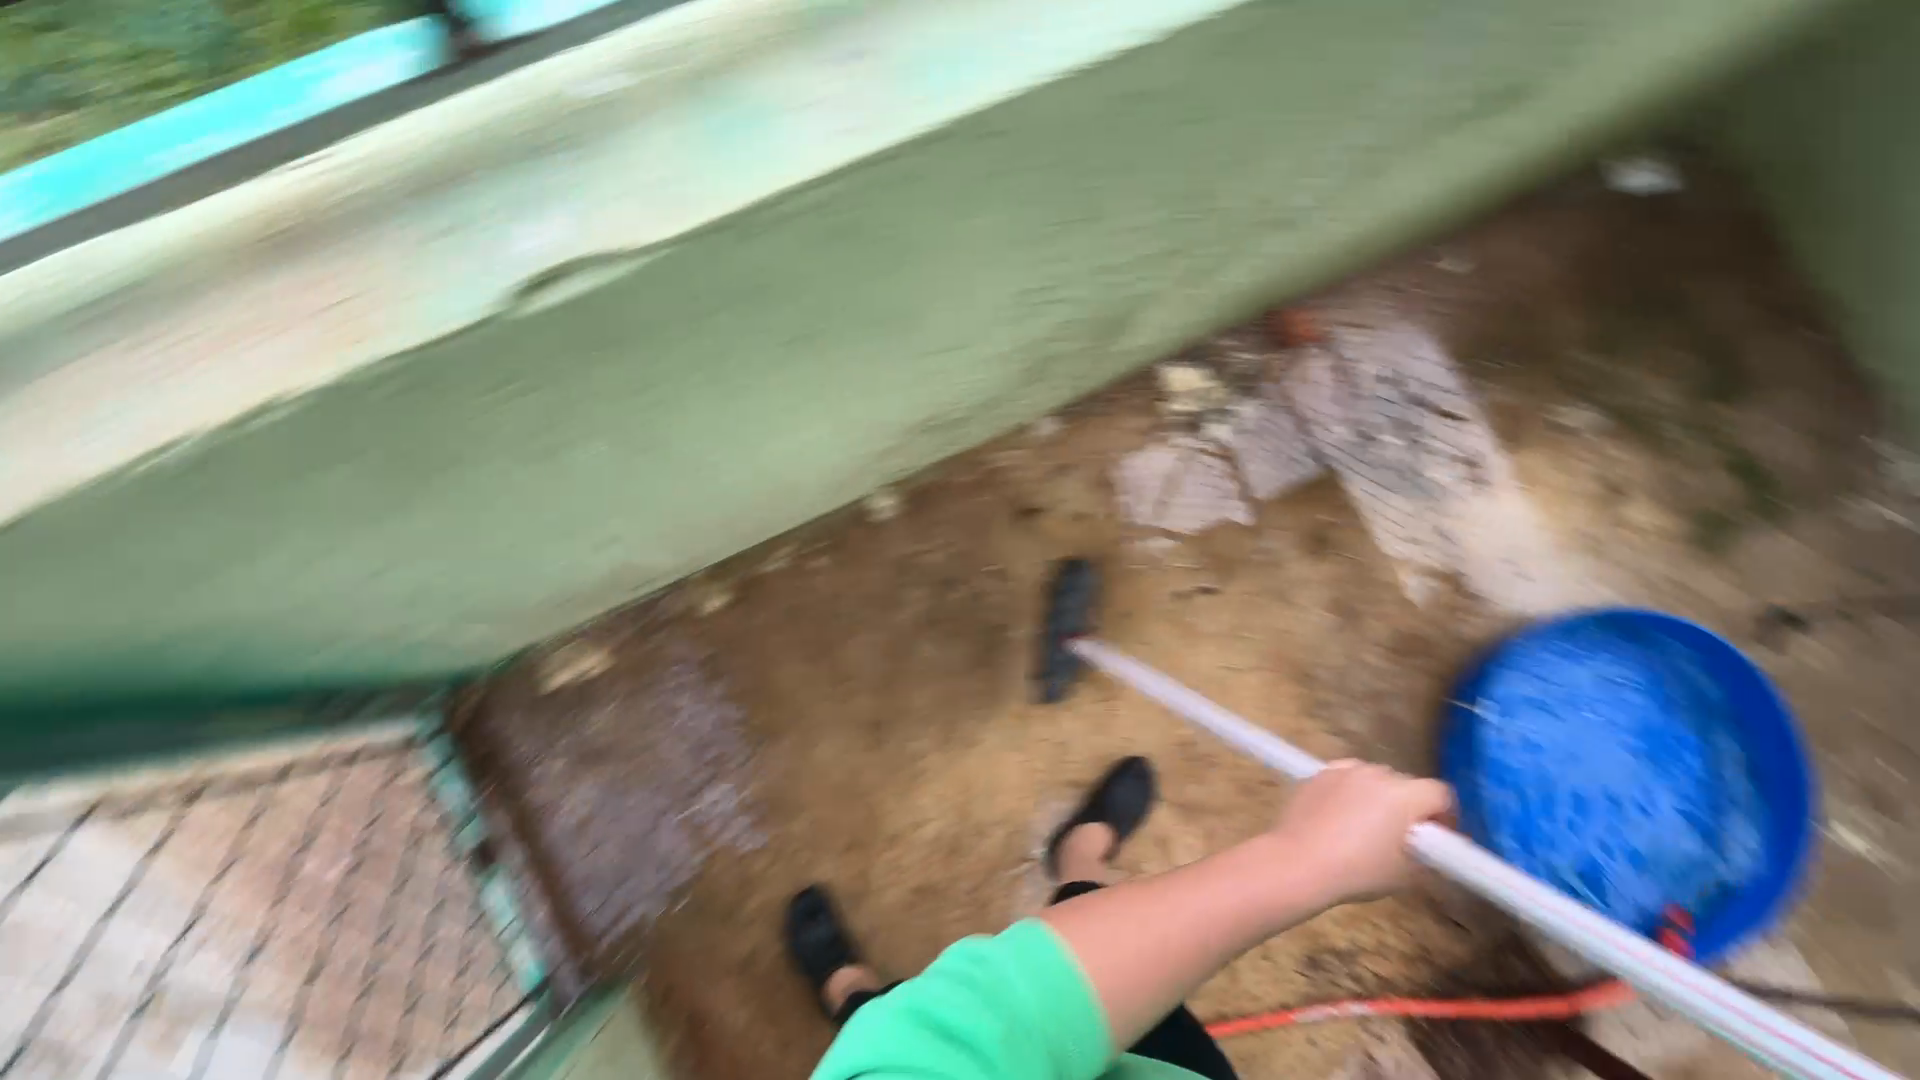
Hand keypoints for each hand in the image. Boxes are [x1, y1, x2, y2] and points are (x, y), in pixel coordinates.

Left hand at [1267, 760, 1452, 909]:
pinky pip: (1345, 777)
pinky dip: (1350, 790)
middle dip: (1410, 806)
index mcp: (1404, 794)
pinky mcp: (1317, 774)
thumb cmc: (1359, 870)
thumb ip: (1428, 855)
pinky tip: (1341, 814)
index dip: (1445, 816)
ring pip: (1373, 777)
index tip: (1438, 838)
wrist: (1300, 861)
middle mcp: (1375, 773)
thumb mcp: (1408, 873)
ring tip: (1368, 825)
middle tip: (1402, 835)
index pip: (1441, 794)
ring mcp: (1343, 770)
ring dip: (1379, 795)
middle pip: (1406, 783)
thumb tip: (1433, 848)